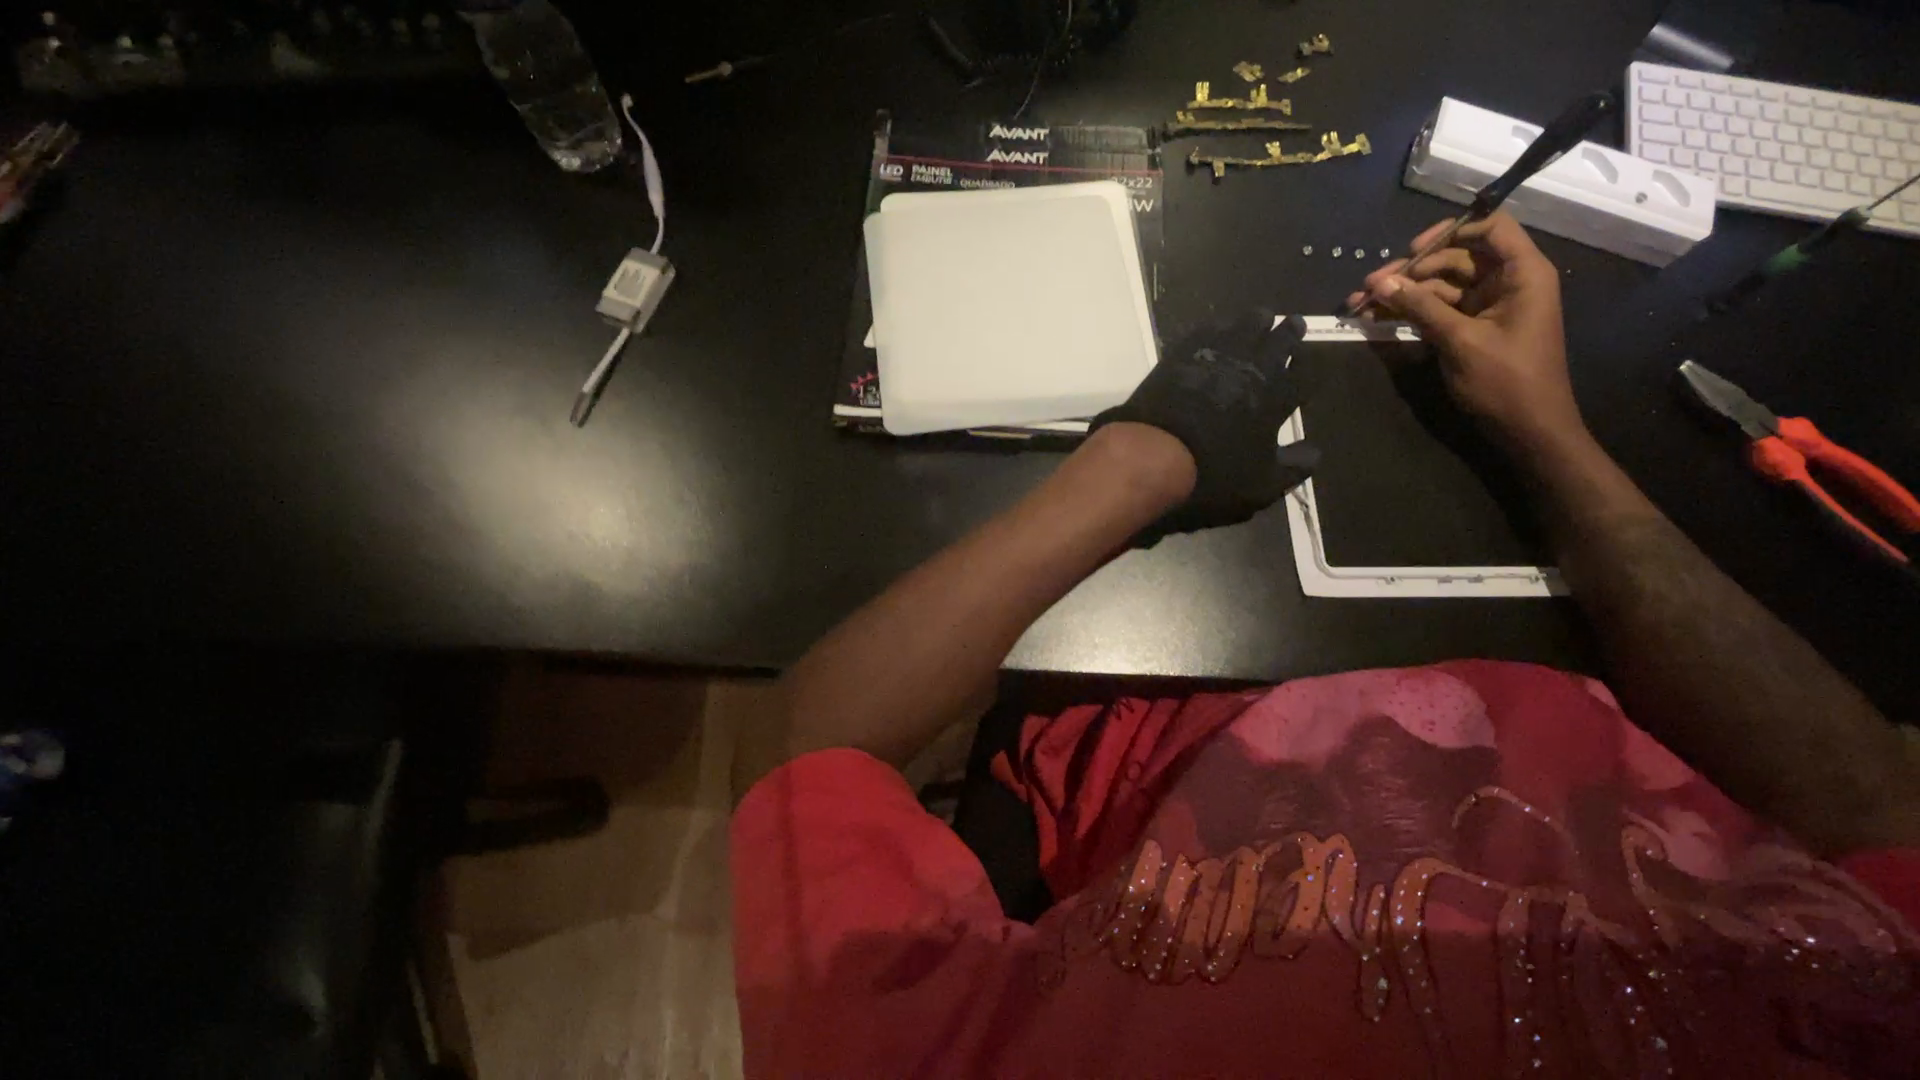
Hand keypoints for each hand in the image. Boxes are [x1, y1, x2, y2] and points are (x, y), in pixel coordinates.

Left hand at [1091, 311, 1316, 538]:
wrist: (1157, 453)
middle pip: (1278, 343)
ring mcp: (1216, 358)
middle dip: (1289, 333)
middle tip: (1294, 322)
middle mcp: (1252, 371)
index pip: (1301, 378)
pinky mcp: (1181, 356)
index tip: (1309, 360)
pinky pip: (1205, 332)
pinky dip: (1216, 327)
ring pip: (1244, 328)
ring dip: (1256, 321)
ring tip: (1261, 316)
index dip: (1307, 369)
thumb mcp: (1261, 484)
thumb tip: (1316, 452)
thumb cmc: (1214, 474)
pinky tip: (1217, 325)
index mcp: (1276, 400)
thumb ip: (1292, 467)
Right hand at [1346, 213, 1584, 449]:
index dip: (1451, 232)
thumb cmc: (1507, 381)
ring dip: (1402, 294)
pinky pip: (1437, 310)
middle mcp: (1506, 283)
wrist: (1528, 429)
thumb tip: (1380, 283)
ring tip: (1361, 304)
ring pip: (1439, 287)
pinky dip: (1410, 312)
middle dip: (1412, 271)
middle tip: (1370, 285)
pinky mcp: (1470, 329)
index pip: (1491, 229)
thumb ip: (1421, 308)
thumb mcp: (1461, 341)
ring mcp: (1486, 307)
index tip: (1412, 249)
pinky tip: (1377, 317)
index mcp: (1522, 274)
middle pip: (1455, 259)